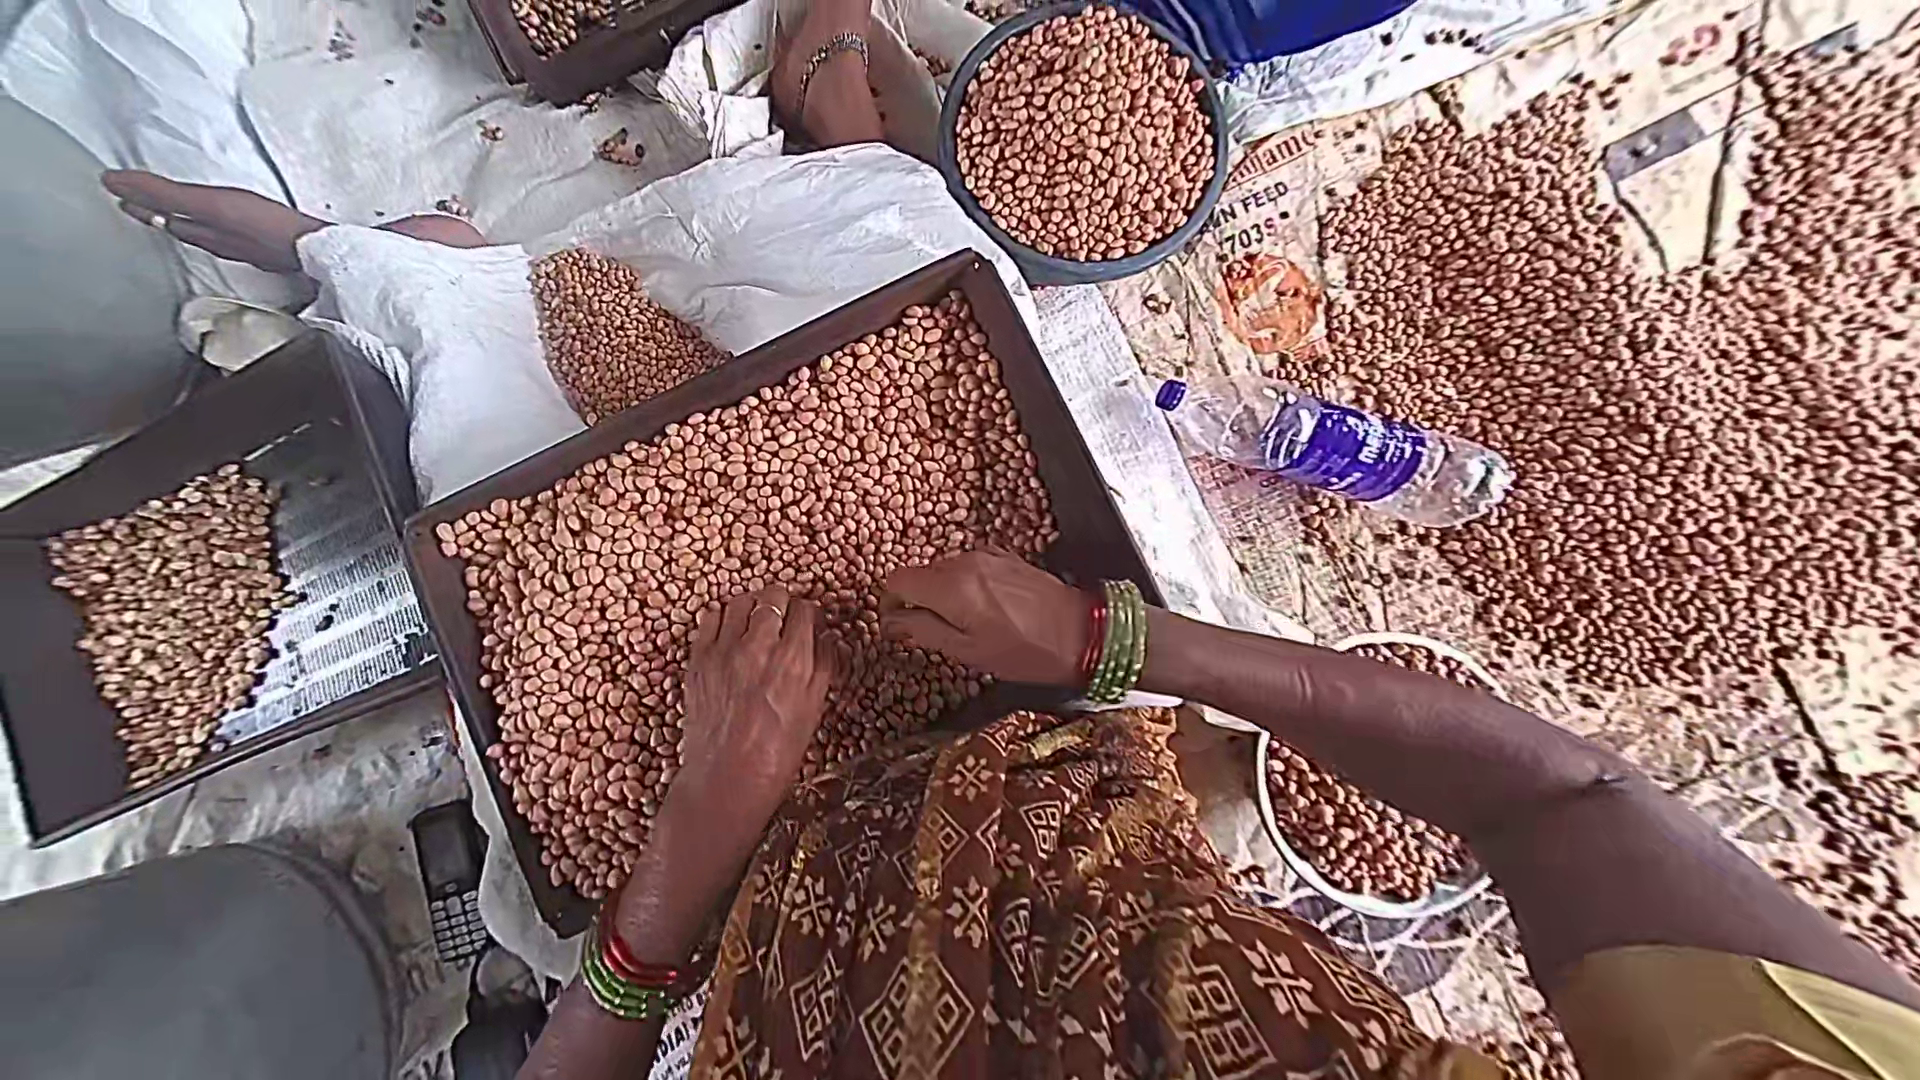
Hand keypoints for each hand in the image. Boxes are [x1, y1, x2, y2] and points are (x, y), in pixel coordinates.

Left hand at [101, 170, 326, 273]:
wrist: (322, 249)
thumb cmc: (269, 225)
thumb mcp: (210, 203)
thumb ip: (162, 193)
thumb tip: (110, 183)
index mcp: (205, 236)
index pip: (163, 219)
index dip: (140, 206)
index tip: (120, 196)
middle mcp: (226, 248)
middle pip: (187, 231)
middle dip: (166, 218)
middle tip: (147, 208)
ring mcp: (255, 254)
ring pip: (215, 240)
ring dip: (198, 228)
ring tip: (191, 219)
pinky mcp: (280, 254)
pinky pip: (244, 245)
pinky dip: (232, 238)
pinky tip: (240, 236)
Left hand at [671, 585, 831, 831]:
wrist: (727, 778)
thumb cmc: (777, 750)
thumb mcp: (814, 707)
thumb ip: (823, 665)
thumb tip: (827, 638)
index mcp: (793, 659)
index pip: (805, 610)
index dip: (809, 611)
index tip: (808, 619)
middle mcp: (759, 647)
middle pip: (773, 597)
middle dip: (783, 602)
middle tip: (784, 614)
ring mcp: (724, 651)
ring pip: (740, 601)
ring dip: (753, 606)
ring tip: (756, 620)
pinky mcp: (699, 660)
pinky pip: (710, 619)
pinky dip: (723, 618)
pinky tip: (730, 631)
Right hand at [880, 550, 1090, 685]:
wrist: (1080, 632)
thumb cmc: (1024, 651)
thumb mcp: (967, 652)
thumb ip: (923, 631)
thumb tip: (891, 622)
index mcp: (951, 587)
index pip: (897, 580)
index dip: (891, 603)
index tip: (898, 623)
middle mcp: (964, 562)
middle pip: (920, 574)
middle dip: (918, 600)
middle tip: (936, 632)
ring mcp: (986, 555)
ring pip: (944, 570)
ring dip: (944, 593)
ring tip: (968, 624)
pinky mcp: (1004, 556)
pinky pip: (968, 567)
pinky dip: (965, 585)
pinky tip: (986, 608)